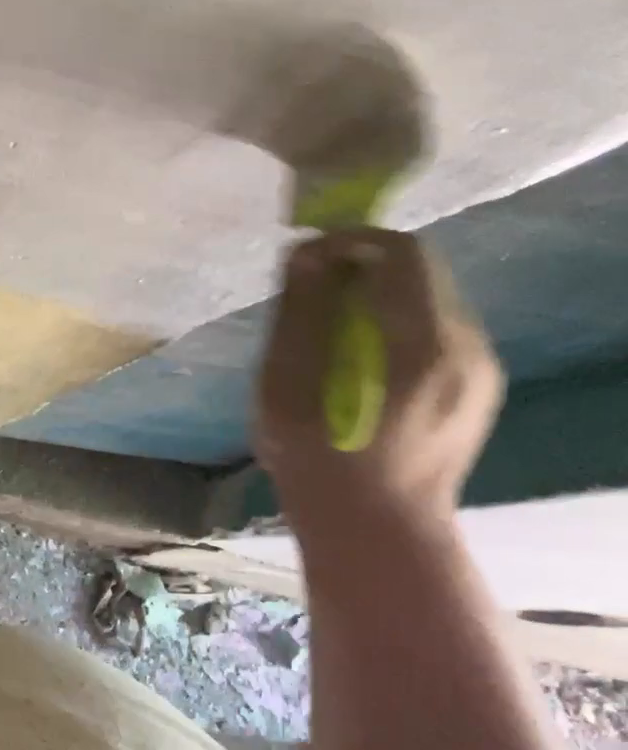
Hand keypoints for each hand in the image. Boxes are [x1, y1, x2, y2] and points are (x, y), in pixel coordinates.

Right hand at [255, 228, 502, 530]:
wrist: (378, 527)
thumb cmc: (318, 454)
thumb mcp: (288, 379)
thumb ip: (302, 311)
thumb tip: (307, 253)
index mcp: (423, 342)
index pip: (401, 252)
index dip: (347, 240)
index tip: (301, 258)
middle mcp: (467, 347)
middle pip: (420, 270)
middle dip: (358, 263)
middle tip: (304, 285)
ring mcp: (478, 370)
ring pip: (428, 297)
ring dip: (373, 291)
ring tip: (322, 319)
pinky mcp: (474, 388)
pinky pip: (435, 327)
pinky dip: (391, 317)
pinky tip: (353, 351)